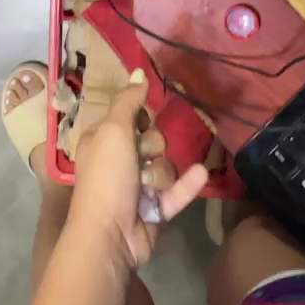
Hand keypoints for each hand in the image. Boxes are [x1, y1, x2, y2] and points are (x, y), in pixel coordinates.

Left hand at [69, 71, 208, 269]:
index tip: (142, 121)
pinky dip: (186, 185)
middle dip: (151, 148)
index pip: (131, 117)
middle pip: (152, 140)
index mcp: (103, 140)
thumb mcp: (114, 130)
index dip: (140, 120)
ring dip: (160, 175)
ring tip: (148, 188)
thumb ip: (128, 101)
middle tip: (139, 158)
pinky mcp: (155, 210)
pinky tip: (201, 173)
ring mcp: (137, 187)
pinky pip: (177, 191)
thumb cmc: (106, 176)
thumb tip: (139, 70)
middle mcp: (119, 160)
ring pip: (165, 166)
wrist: (109, 234)